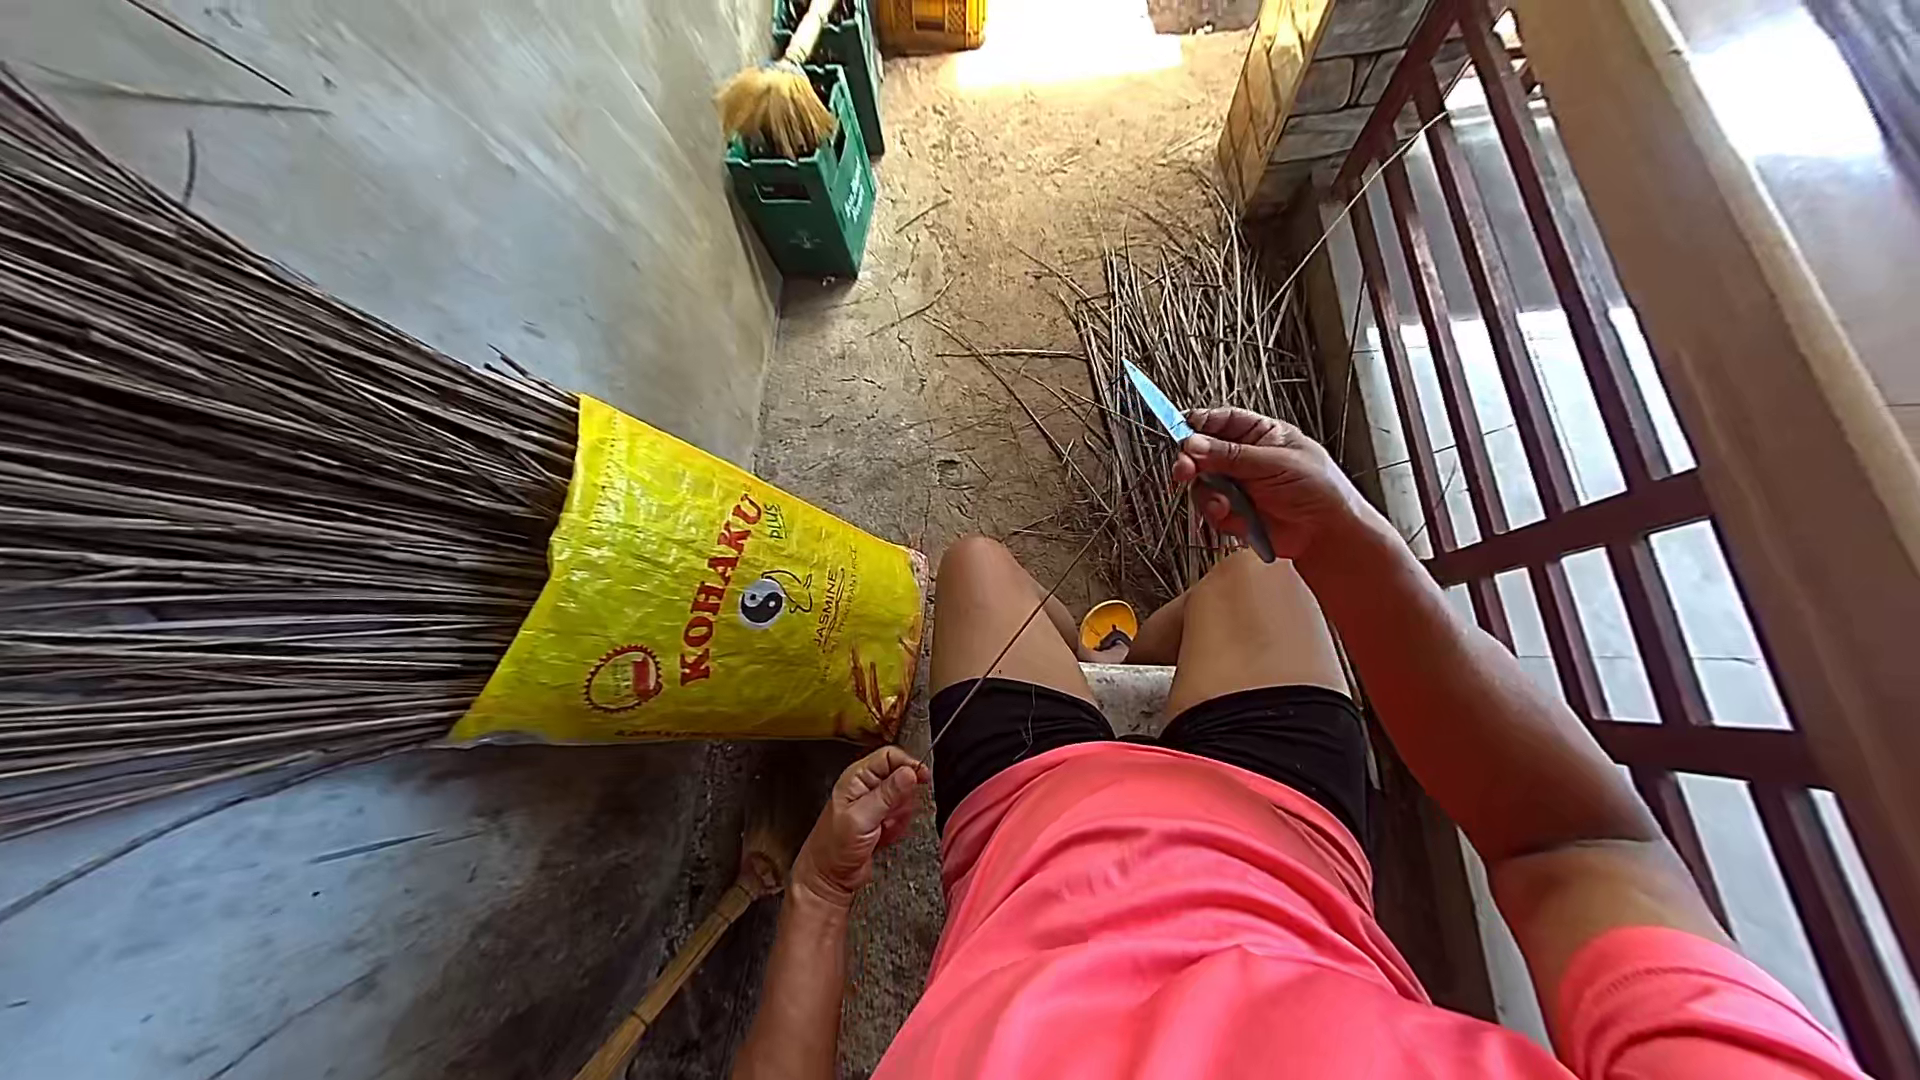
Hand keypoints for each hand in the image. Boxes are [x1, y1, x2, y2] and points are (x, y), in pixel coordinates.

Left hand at [790, 746, 928, 908]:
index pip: (890, 756)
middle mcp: (866, 785)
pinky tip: (884, 834)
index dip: (908, 764)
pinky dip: (898, 825)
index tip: (922, 776)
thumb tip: (909, 772)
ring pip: (904, 796)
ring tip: (883, 826)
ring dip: (899, 814)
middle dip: (902, 797)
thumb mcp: (861, 818)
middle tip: (889, 813)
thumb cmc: (833, 848)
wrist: (830, 877)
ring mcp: (875, 801)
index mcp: (857, 777)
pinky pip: (902, 814)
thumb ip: (887, 794)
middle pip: (901, 776)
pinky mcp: (882, 817)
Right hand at [1170, 407, 1383, 564]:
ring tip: (1223, 502)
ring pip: (1199, 483)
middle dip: (1189, 461)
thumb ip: (1230, 455)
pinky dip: (1214, 512)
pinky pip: (1207, 508)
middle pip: (1200, 453)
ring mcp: (1234, 486)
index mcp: (1258, 435)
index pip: (1219, 422)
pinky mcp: (1229, 511)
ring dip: (1206, 492)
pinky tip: (1229, 513)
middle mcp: (1241, 459)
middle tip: (1184, 469)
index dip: (1197, 425)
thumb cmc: (1319, 488)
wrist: (1326, 533)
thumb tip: (1193, 443)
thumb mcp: (1275, 462)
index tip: (1181, 431)